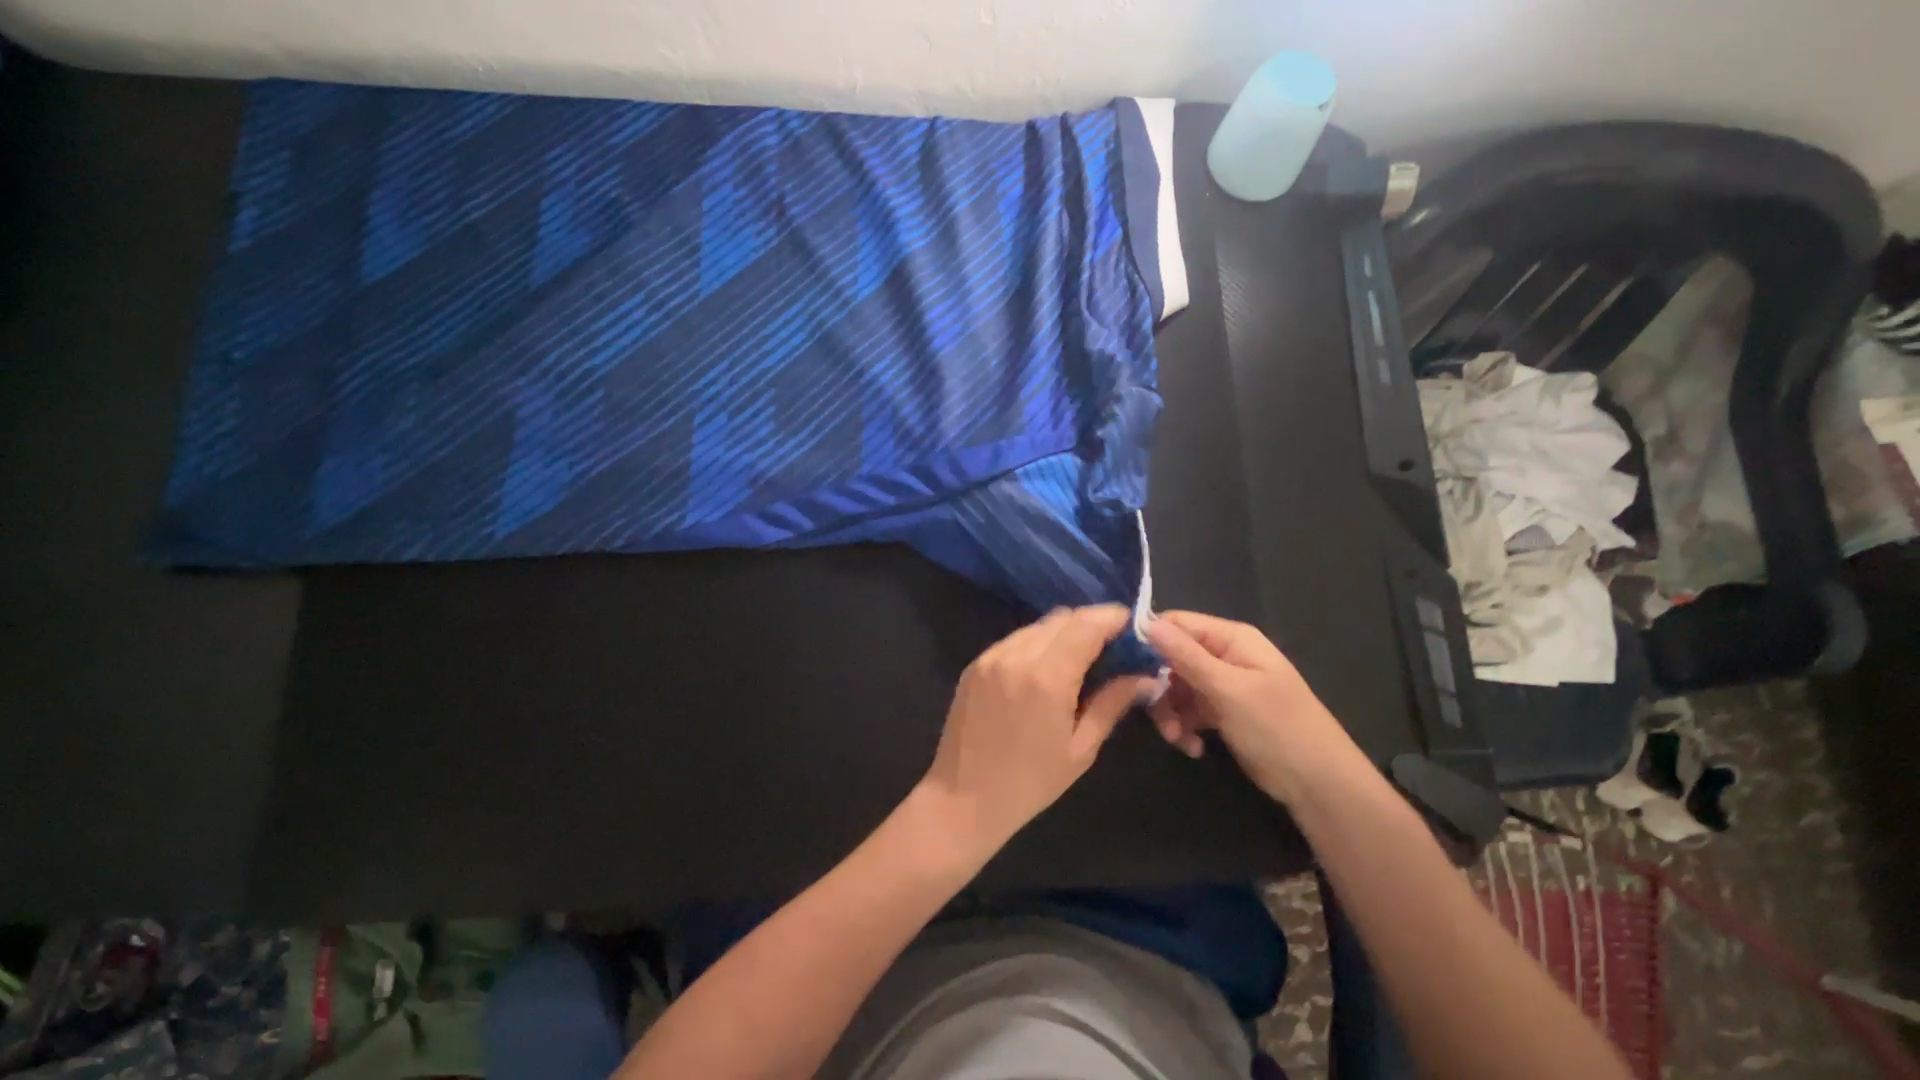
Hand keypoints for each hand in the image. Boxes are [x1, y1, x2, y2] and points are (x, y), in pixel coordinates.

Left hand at [916, 605, 1155, 859]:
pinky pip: (1015, 641)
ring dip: (1064, 633)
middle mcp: (1016, 655)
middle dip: (1092, 624)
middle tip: (1114, 646)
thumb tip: (1144, 676)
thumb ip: (1111, 704)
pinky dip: (1037, 644)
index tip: (1134, 627)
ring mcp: (990, 657)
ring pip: (1038, 626)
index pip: (1087, 625)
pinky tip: (1047, 669)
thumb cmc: (1029, 783)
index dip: (1114, 618)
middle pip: (1063, 618)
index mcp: (1047, 676)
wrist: (961, 800)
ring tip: (1082, 658)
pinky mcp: (974, 665)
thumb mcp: (1080, 748)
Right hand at [1144, 611, 1368, 806]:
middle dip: (1160, 688)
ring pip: (1177, 689)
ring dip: (1171, 714)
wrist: (1316, 781)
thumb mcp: (1229, 689)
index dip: (1150, 641)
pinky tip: (1194, 748)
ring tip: (1178, 739)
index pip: (1177, 624)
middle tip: (1159, 717)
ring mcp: (1223, 686)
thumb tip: (1147, 624)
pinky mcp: (1222, 714)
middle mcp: (1225, 656)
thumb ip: (1187, 656)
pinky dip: (1185, 728)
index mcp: (1232, 639)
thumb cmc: (1277, 727)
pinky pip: (1189, 712)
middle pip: (1172, 659)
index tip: (1125, 667)